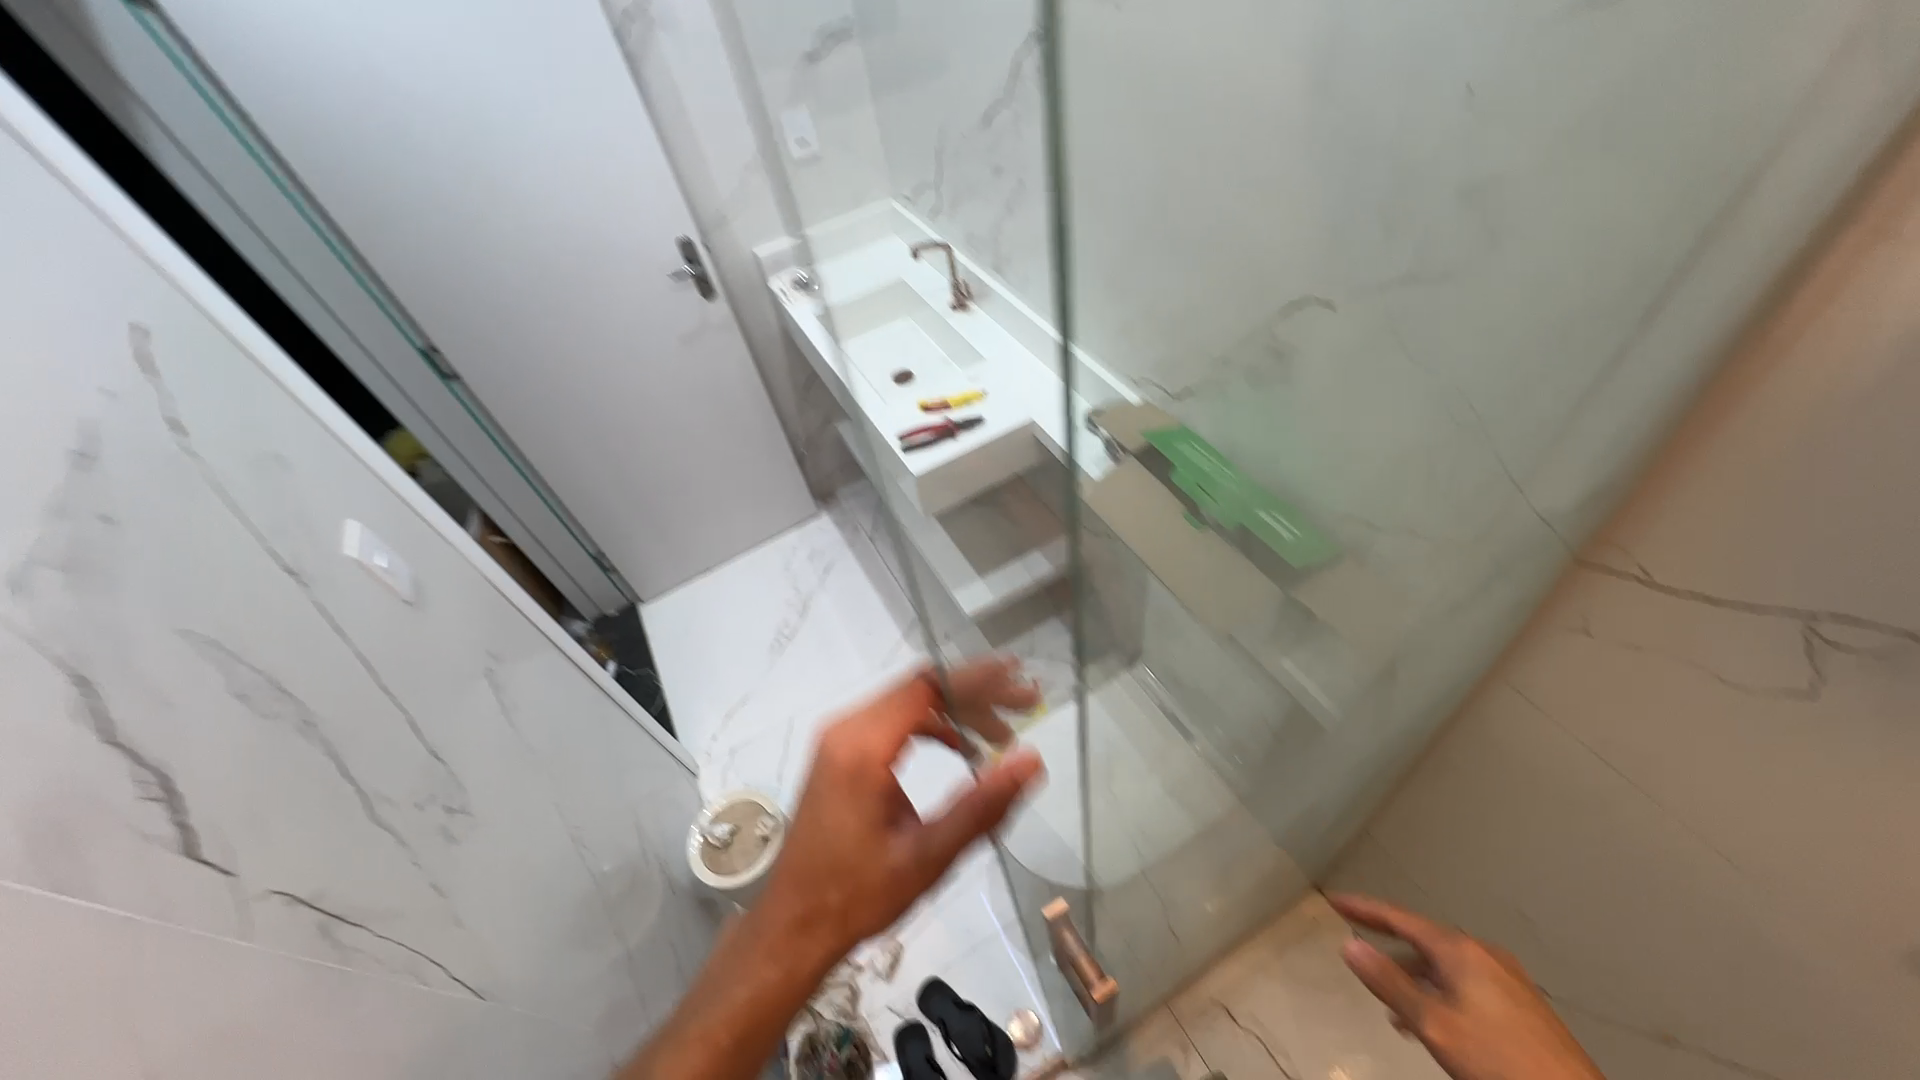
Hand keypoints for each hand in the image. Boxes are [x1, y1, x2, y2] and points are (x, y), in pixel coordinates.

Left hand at [755, 657, 1044, 965]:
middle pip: (921, 687)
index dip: (979, 680)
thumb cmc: (858, 895)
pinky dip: (931, 726)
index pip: (929, 686)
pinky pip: (892, 721)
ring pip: (908, 701)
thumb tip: (1031, 760)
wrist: (794, 923)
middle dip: (977, 693)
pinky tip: (961, 750)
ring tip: (1001, 738)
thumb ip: (982, 806)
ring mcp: (838, 739)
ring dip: (957, 711)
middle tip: (1026, 706)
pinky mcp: (839, 753)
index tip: (1022, 682)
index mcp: (862, 747)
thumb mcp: (928, 856)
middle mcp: (845, 729)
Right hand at [1330, 894, 1605, 1079]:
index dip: (1365, 908)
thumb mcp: (1434, 1024)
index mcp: (1460, 951)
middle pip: (1424, 939)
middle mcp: (1483, 954)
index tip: (1334, 900)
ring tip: (1391, 1002)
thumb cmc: (1496, 1058)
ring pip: (1445, 964)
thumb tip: (1348, 944)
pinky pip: (1465, 982)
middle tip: (1357, 948)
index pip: (1400, 918)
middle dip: (1389, 945)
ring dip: (1414, 975)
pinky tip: (1434, 1019)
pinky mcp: (1521, 1003)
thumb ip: (1390, 983)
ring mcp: (1506, 977)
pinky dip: (1439, 989)